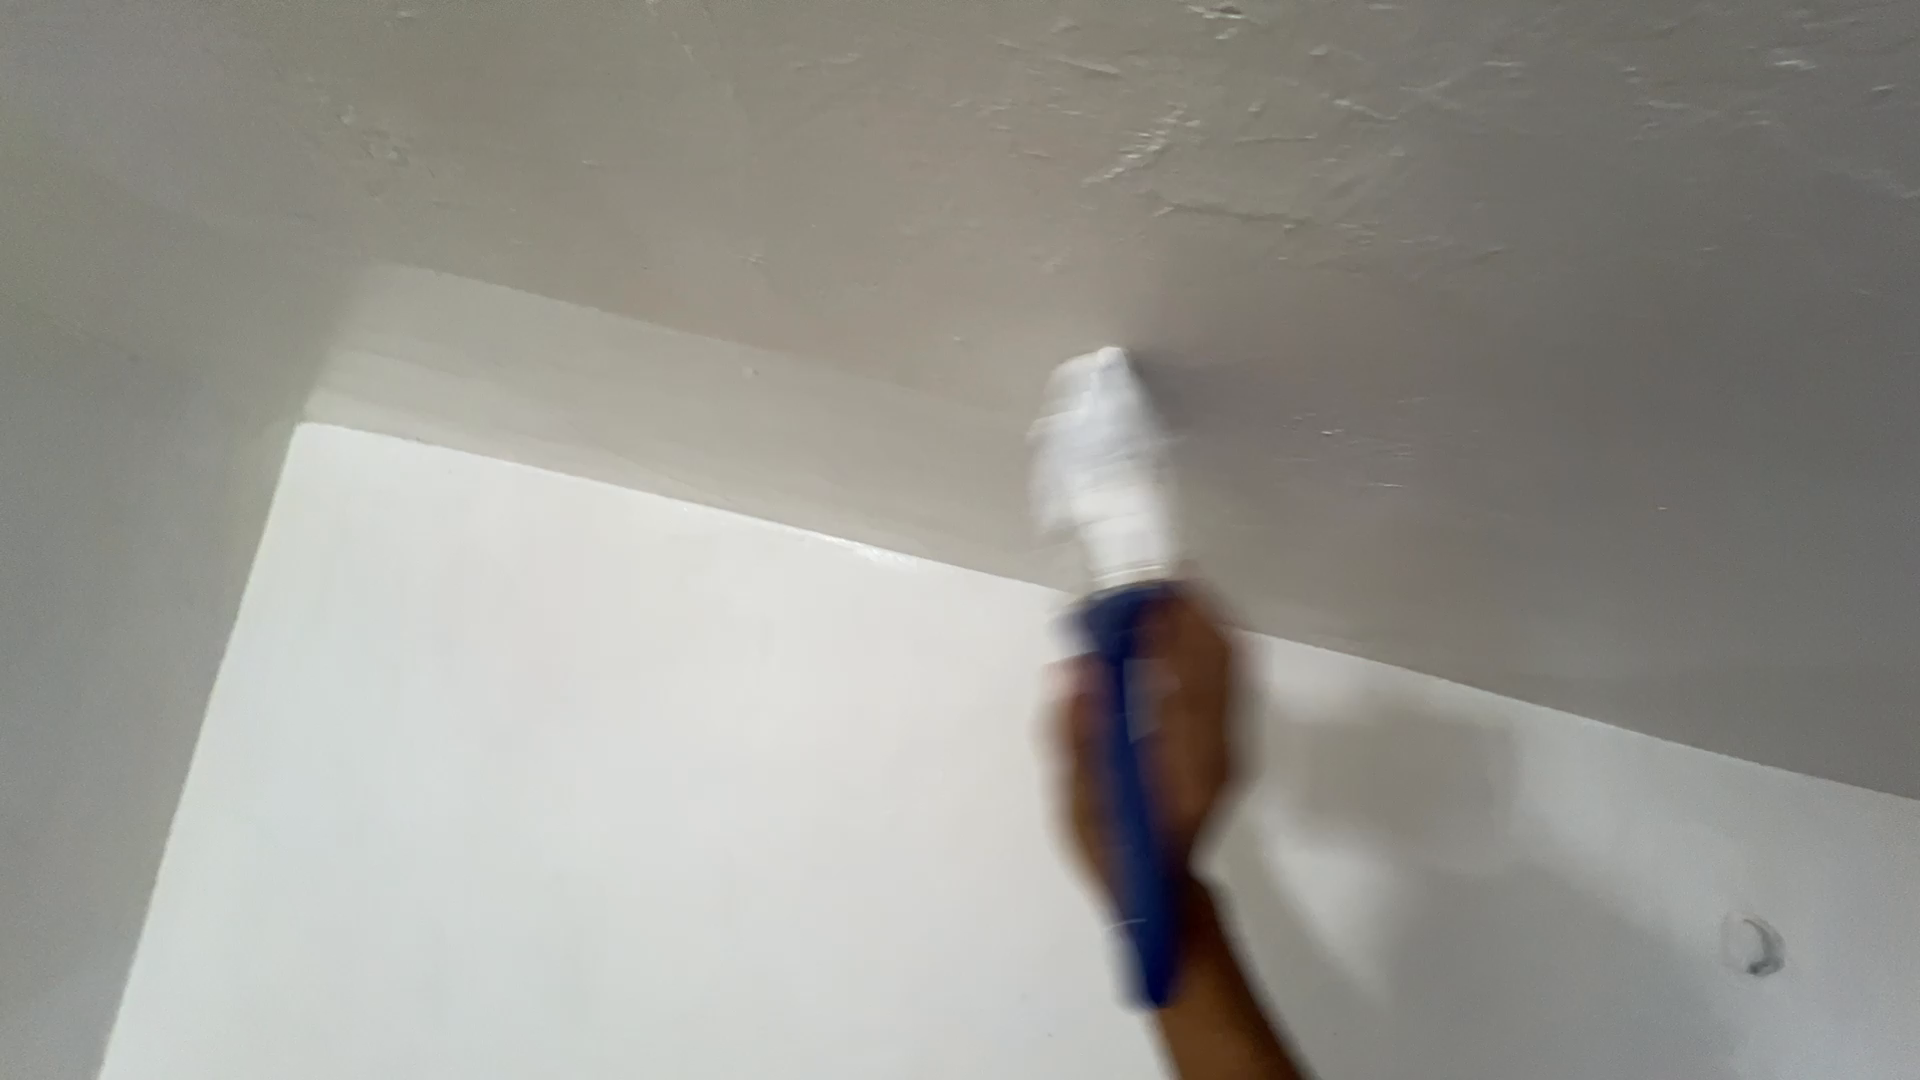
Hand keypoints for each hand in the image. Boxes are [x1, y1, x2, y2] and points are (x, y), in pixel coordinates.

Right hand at [1052, 587, 1239, 900]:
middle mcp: (1218, 751)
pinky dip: (1212, 645)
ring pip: (1229, 668)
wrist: (1160, 887)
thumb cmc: (1112, 850)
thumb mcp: (1078, 802)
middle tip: (1159, 575)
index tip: (1144, 593)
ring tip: (1173, 588)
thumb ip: (1075, 735)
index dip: (1168, 631)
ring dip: (1205, 622)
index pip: (1181, 681)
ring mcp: (1231, 748)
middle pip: (1217, 663)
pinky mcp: (1230, 746)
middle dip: (1192, 612)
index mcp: (1179, 767)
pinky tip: (1189, 625)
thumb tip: (1074, 669)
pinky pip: (1228, 682)